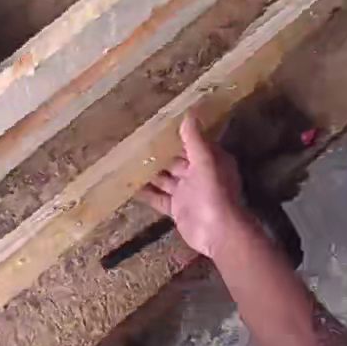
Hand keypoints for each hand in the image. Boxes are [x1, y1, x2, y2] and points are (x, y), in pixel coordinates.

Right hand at [138, 113, 251, 260]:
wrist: (217, 232)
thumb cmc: (213, 193)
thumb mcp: (205, 161)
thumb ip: (194, 140)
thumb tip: (189, 113)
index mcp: (210, 161)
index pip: (192, 143)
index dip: (177, 135)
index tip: (157, 126)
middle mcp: (198, 175)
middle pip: (176, 161)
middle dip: (159, 154)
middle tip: (136, 143)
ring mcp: (187, 193)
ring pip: (165, 179)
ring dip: (150, 172)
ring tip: (128, 162)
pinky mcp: (177, 208)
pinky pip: (158, 198)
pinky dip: (146, 193)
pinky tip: (130, 186)